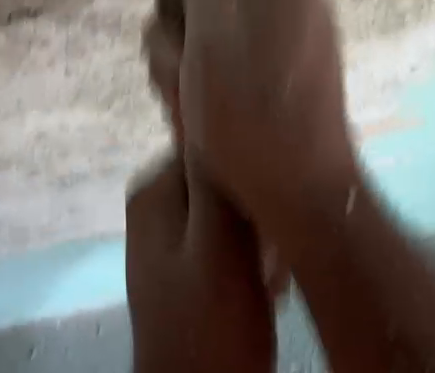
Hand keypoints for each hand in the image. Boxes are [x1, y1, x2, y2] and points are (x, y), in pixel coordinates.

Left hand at [125, 155, 275, 372]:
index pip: (213, 141)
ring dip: (262, 237)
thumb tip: (216, 105)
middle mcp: (157, 202)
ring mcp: (172, 236)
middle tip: (278, 246)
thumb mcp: (219, 245)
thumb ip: (216, 179)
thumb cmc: (210, 328)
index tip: (279, 198)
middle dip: (259, 206)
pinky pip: (232, 240)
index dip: (253, 166)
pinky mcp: (191, 267)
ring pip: (234, 209)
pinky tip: (270, 287)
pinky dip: (255, 259)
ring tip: (275, 271)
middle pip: (224, 175)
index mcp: (154, 187)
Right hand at [144, 0, 359, 236]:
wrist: (300, 195)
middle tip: (176, 54)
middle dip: (185, 11)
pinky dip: (212, 73)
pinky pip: (235, 52)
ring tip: (186, 91)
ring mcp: (297, 31)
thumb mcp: (210, 24)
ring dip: (191, 49)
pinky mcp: (290, 68)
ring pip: (219, 19)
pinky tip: (202, 107)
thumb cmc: (248, 107)